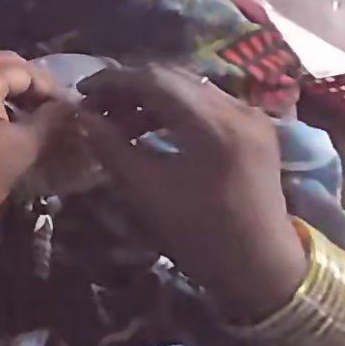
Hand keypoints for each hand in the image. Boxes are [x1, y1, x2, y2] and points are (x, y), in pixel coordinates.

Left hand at [0, 52, 70, 231]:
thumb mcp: (20, 150)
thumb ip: (49, 121)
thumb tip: (69, 106)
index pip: (25, 70)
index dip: (51, 89)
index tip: (69, 109)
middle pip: (2, 64)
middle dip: (29, 84)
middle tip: (50, 109)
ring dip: (8, 89)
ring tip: (30, 115)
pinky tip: (2, 117)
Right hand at [76, 63, 306, 321]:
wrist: (263, 268)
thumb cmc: (201, 233)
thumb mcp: (147, 190)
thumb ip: (111, 147)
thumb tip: (81, 117)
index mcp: (212, 125)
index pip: (153, 80)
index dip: (112, 81)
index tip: (81, 91)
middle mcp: (236, 108)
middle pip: (172, 77)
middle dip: (128, 86)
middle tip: (95, 105)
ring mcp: (249, 115)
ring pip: (187, 86)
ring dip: (148, 97)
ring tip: (117, 119)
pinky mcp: (252, 127)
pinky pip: (203, 102)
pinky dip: (171, 108)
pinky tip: (148, 127)